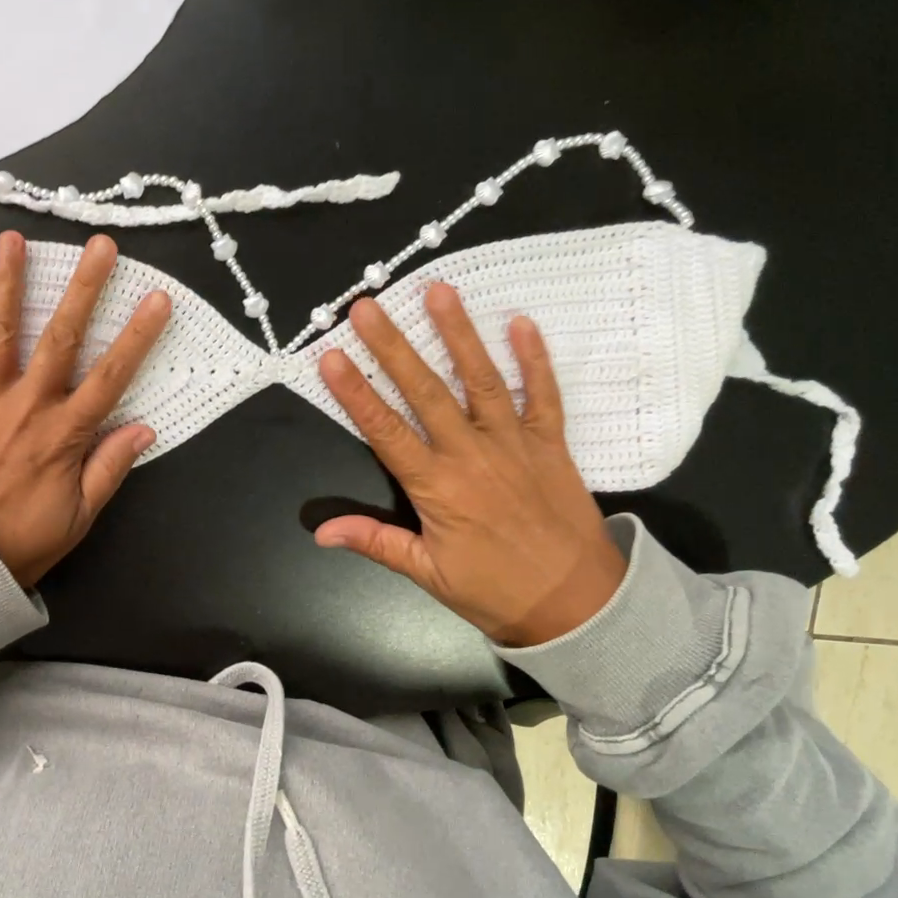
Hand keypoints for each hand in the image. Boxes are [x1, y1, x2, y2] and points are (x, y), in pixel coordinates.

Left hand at [0, 231, 171, 586]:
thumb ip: (109, 468)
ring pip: (0, 335)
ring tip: (13, 239)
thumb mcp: (80, 516)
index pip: (111, 376)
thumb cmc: (24, 540)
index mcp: (65, 434)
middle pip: (61, 339)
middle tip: (99, 246)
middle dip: (82, 290)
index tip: (157, 299)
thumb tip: (145, 427)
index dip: (137, 337)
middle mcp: (28, 406)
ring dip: (7, 285)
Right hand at [314, 285, 625, 647]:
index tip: (331, 356)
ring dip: (459, 334)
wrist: (577, 606)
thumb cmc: (494, 592)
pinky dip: (535, 358)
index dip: (356, 393)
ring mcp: (514, 444)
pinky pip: (543, 395)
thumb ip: (376, 541)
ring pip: (482, 381)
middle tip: (368, 307)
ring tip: (439, 291)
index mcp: (437, 487)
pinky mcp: (551, 444)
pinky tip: (521, 321)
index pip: (385, 431)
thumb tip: (320, 531)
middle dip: (393, 347)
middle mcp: (472, 455)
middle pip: (426, 392)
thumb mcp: (427, 574)